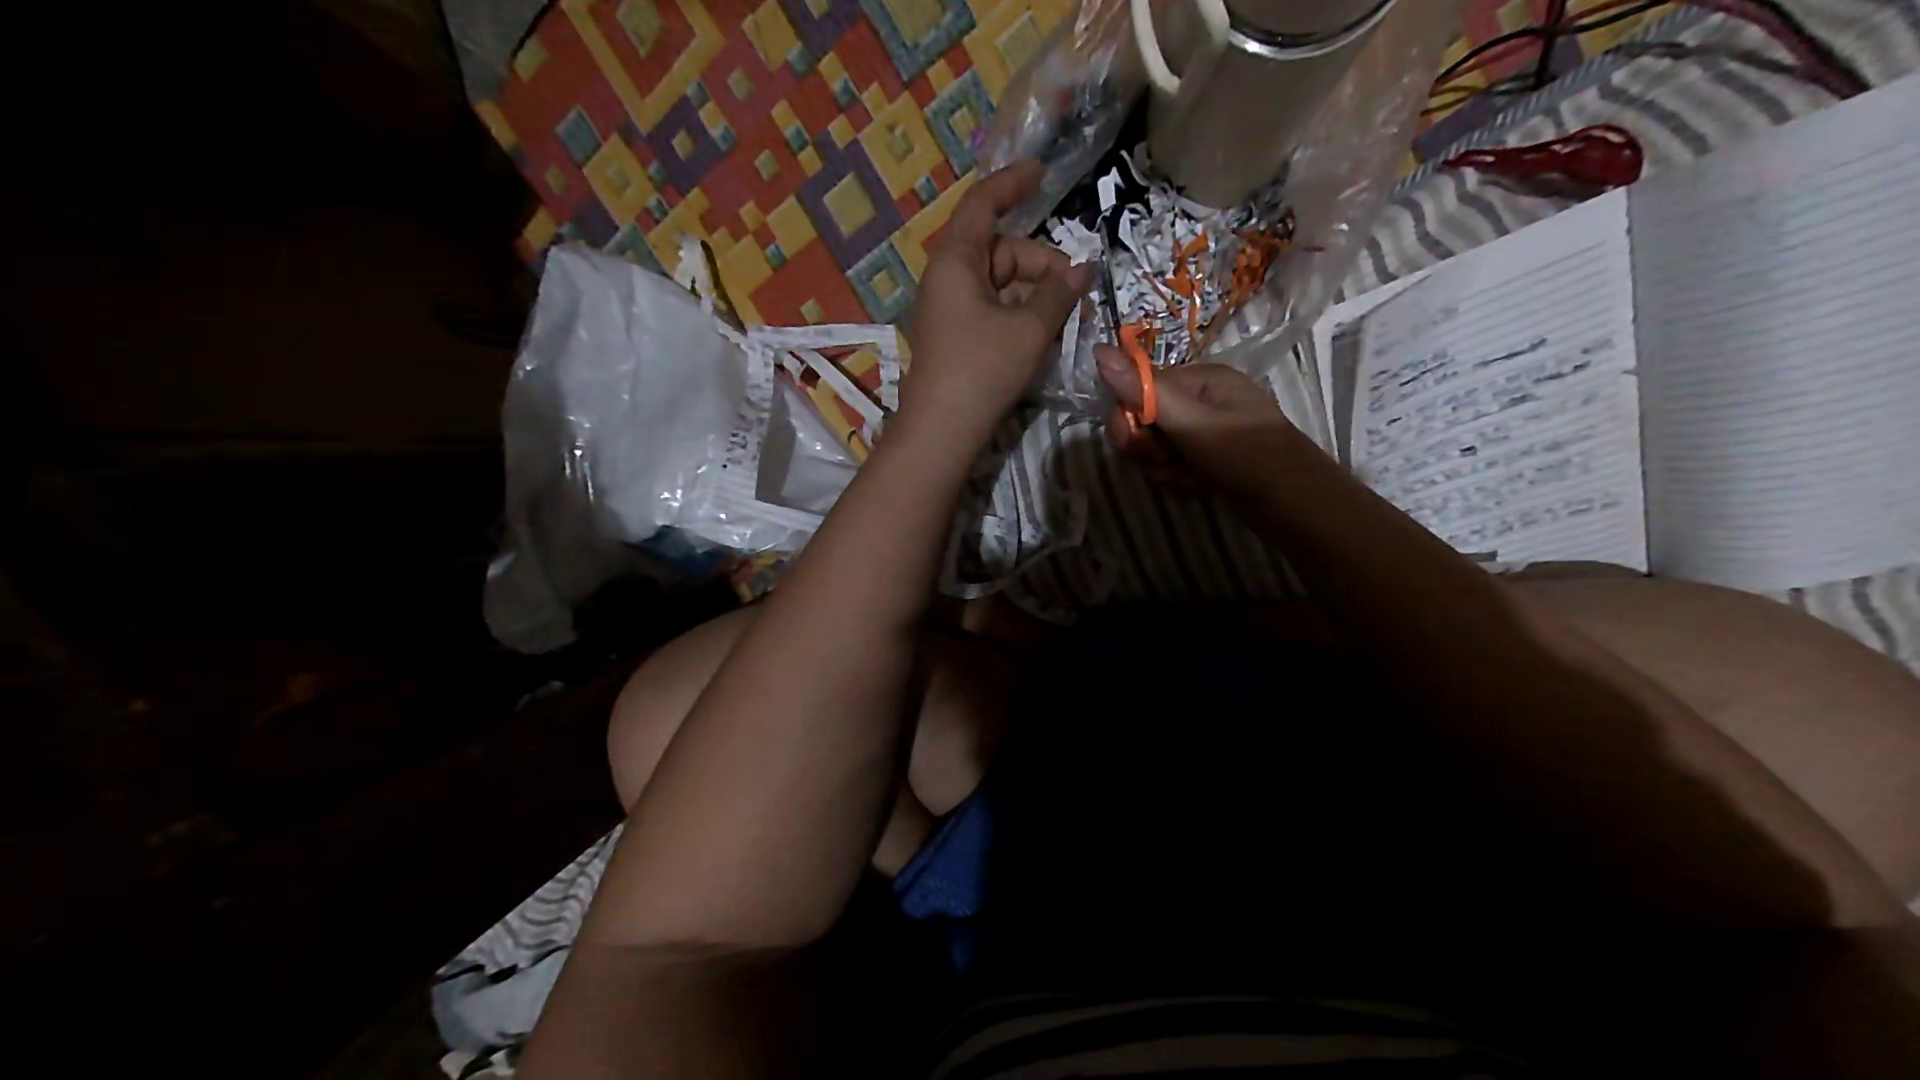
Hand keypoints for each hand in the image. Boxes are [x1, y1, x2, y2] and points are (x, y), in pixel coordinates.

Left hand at [898, 161, 1091, 444]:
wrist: (942, 428)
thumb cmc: (982, 368)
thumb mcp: (1029, 328)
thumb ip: (1058, 292)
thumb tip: (1082, 269)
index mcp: (956, 260)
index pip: (983, 205)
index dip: (1013, 184)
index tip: (1042, 173)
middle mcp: (948, 277)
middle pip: (1001, 251)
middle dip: (1041, 264)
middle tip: (1077, 289)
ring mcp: (949, 308)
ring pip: (1000, 283)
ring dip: (1034, 293)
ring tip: (1065, 317)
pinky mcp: (955, 335)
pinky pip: (992, 309)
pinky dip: (1019, 313)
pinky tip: (1043, 333)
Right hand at [1096, 346, 1315, 496]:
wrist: (1295, 505)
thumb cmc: (1246, 454)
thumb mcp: (1190, 422)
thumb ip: (1143, 392)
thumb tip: (1098, 351)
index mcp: (1200, 379)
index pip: (1139, 388)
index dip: (1129, 417)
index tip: (1135, 443)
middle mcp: (1200, 400)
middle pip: (1144, 419)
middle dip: (1148, 447)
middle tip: (1167, 462)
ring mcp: (1205, 431)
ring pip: (1156, 448)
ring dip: (1164, 468)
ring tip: (1191, 477)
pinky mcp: (1207, 459)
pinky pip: (1173, 465)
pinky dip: (1178, 479)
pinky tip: (1199, 487)